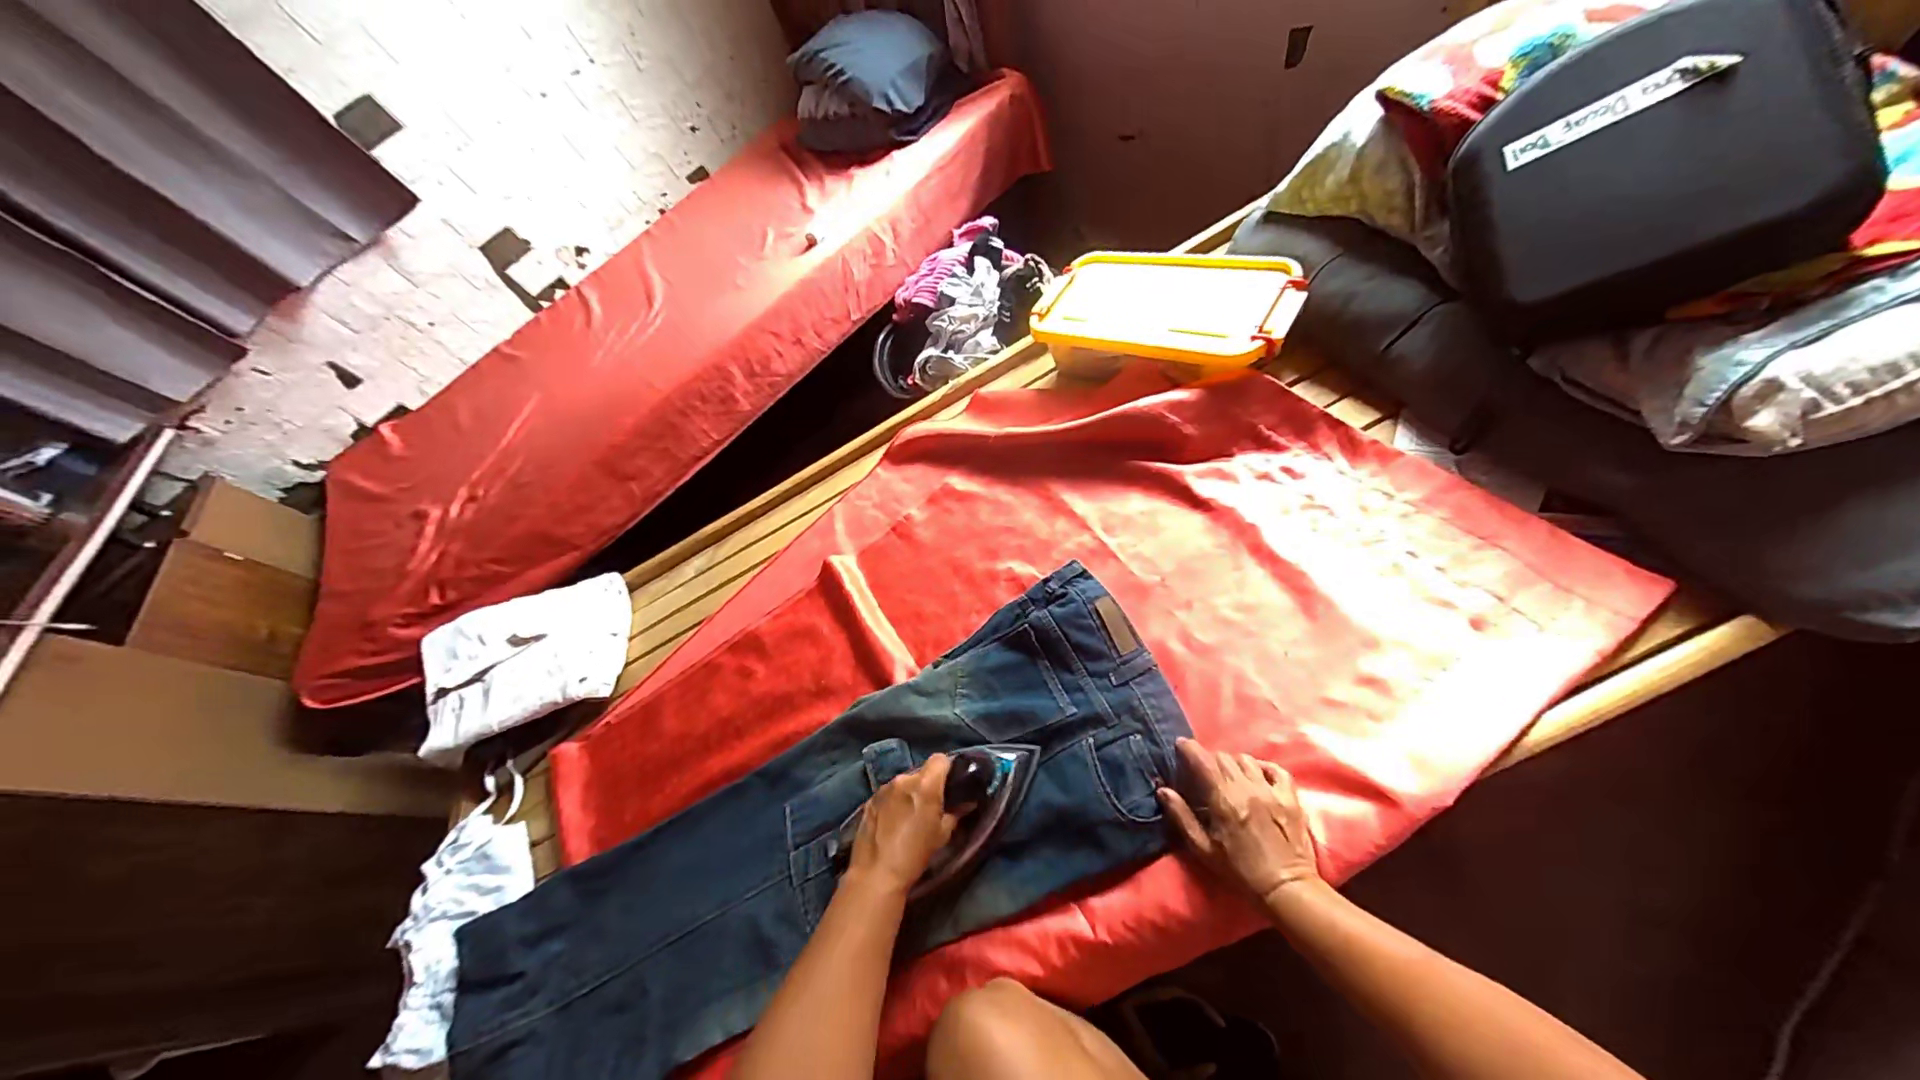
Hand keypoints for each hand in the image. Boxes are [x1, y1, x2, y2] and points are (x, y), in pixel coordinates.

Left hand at [847, 753, 959, 896]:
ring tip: (909, 815)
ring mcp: (883, 788)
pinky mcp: (869, 799)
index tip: (949, 784)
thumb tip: (966, 803)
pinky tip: (892, 821)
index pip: (940, 759)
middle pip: (921, 772)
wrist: (876, 874)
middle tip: (930, 805)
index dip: (947, 769)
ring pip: (903, 782)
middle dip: (927, 784)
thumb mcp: (942, 835)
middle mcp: (903, 779)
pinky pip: (888, 793)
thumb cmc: (915, 854)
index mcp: (924, 785)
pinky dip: (893, 802)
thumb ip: (955, 813)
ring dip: (908, 793)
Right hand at [1157, 737, 1320, 903]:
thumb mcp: (1203, 849)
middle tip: (1204, 769)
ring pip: (1247, 760)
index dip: (1190, 748)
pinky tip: (1257, 774)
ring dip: (1233, 762)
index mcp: (1224, 800)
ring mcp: (1272, 791)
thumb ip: (1181, 817)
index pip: (1204, 761)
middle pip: (1224, 757)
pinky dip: (1264, 767)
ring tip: (1229, 773)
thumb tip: (1163, 790)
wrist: (1286, 888)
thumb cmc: (1239, 870)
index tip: (1181, 745)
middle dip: (1210, 758)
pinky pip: (1277, 770)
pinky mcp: (1291, 798)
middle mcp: (1247, 789)